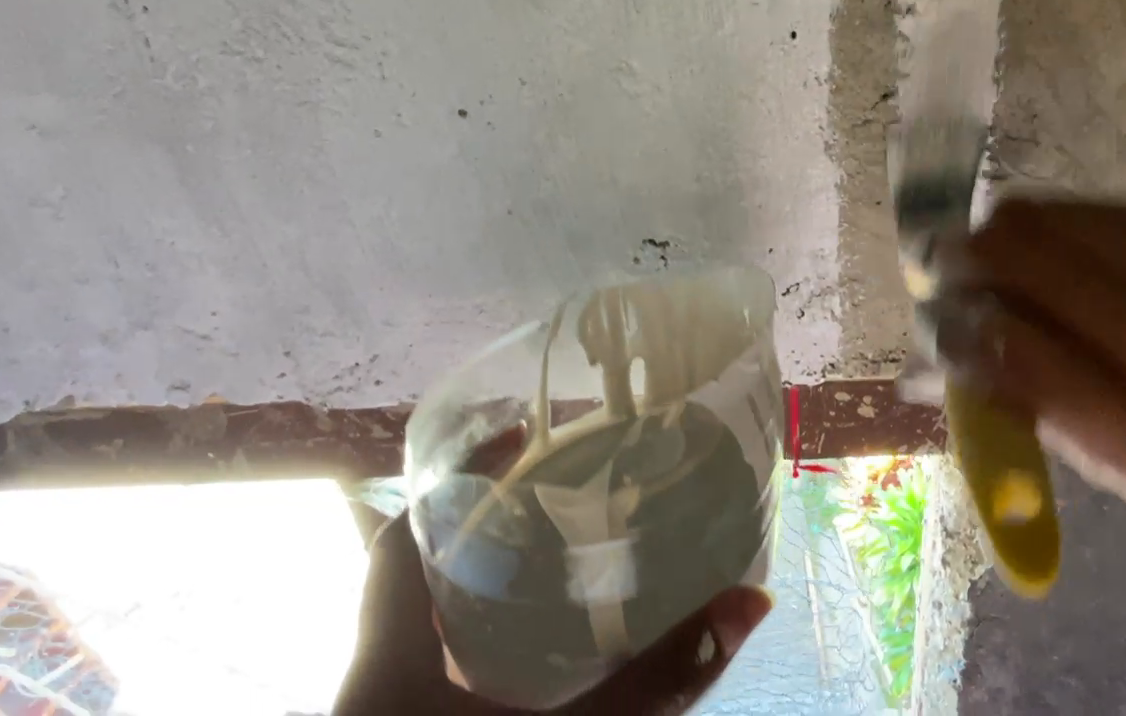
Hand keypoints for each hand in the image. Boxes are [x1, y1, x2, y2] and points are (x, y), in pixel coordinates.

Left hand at [332, 513, 771, 715]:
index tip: (520, 437)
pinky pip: (446, 668)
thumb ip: (656, 682)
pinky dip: (489, 639)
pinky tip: (542, 644)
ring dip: (486, 583)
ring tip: (557, 552)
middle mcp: (375, 684)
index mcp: (386, 665)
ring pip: (430, 625)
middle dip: (482, 525)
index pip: (401, 538)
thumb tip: (751, 601)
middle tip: (555, 491)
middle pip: (417, 574)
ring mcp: (390, 711)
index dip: (458, 480)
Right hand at [935, 196, 1125, 508]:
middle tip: (960, 288)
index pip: (1007, 334)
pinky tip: (1066, 265)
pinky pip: (1077, 208)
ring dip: (1000, 240)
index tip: (939, 326)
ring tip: (1011, 276)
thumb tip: (936, 364)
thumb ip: (1032, 408)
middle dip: (962, 261)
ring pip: (1036, 213)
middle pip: (1011, 243)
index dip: (953, 323)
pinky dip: (1046, 232)